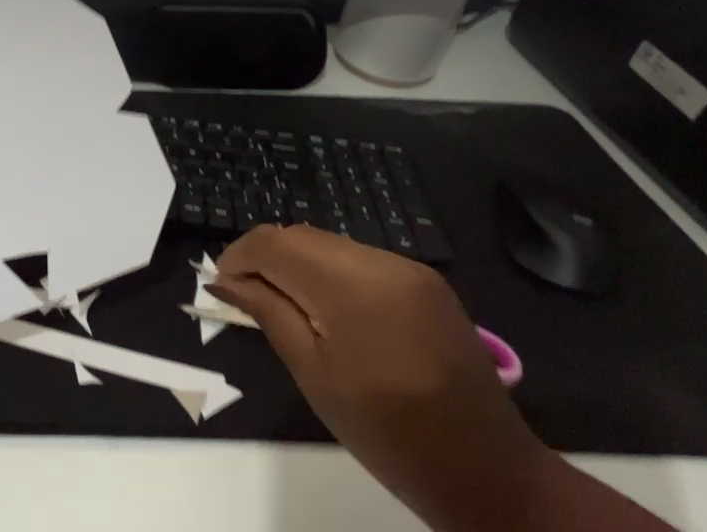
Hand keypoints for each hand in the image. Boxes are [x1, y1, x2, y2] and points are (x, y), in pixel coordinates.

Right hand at [209, 225, 560, 531]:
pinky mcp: (428, 282)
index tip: (219, 287)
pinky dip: (332, 274)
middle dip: (265, 258)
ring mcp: (410, 270)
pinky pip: (362, 261)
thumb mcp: (313, 374)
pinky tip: (328, 312)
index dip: (237, 256)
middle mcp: (382, 263)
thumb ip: (267, 313)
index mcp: (351, 287)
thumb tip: (224, 280)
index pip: (274, 243)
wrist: (486, 471)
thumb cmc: (387, 433)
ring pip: (330, 245)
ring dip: (297, 265)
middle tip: (245, 299)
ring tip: (284, 307)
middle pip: (301, 236)